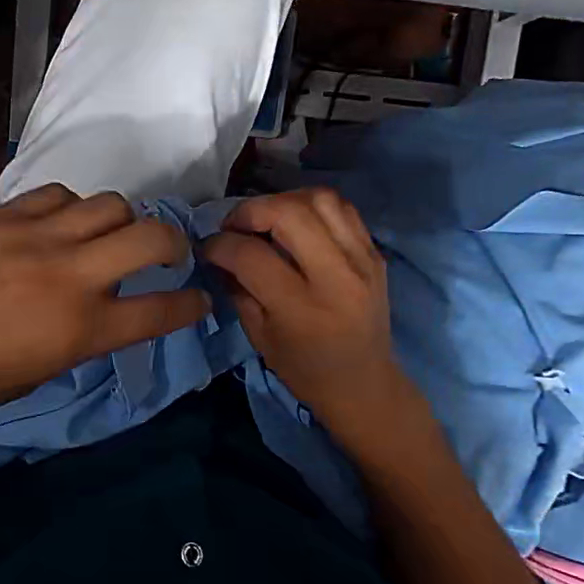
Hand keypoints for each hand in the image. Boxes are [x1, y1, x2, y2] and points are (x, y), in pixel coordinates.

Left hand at [0, 185, 210, 460]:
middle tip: (167, 255)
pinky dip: (72, 208)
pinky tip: (58, 223)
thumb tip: (94, 315)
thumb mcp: (29, 377)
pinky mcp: (1, 214)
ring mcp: (36, 236)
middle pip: (152, 236)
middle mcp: (70, 276)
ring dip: (121, 220)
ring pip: (109, 203)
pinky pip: (58, 194)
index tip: (200, 299)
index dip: (190, 305)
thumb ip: (74, 341)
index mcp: (79, 331)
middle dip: (174, 244)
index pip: (160, 310)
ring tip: (105, 236)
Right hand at [202, 188, 407, 421]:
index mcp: (302, 308)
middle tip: (235, 226)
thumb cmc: (304, 369)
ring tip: (266, 219)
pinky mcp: (374, 252)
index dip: (220, 244)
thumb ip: (237, 288)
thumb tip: (216, 251)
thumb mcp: (258, 336)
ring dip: (283, 201)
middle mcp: (336, 277)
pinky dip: (311, 206)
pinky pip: (341, 208)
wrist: (364, 384)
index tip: (208, 248)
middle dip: (250, 211)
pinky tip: (295, 222)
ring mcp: (362, 260)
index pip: (252, 255)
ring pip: (319, 199)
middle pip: (289, 213)